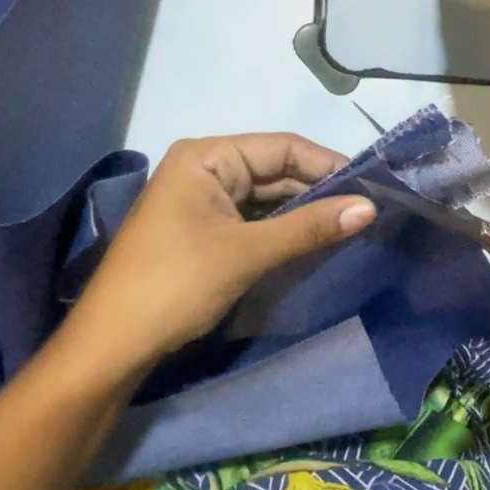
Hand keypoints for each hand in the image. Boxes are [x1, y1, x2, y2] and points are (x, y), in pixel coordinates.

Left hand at [63, 134, 376, 362]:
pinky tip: (316, 242)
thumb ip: (310, 227)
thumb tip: (370, 207)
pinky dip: (283, 230)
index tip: (374, 187)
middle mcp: (204, 168)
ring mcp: (202, 201)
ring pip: (267, 198)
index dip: (329, 165)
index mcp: (207, 156)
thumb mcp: (248, 253)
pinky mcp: (204, 230)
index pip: (282, 147)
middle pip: (276, 170)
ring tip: (353, 226)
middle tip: (370, 212)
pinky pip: (254, 221)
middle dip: (320, 191)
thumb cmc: (176, 284)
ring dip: (304, 213)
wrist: (115, 342)